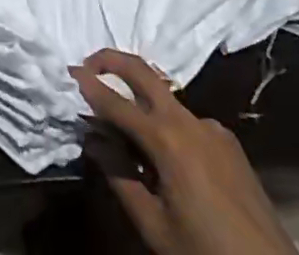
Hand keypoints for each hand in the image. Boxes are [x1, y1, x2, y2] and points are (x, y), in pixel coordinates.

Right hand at [72, 50, 296, 254]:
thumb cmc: (204, 251)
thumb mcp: (153, 225)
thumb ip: (121, 179)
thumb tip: (96, 142)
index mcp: (168, 141)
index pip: (119, 105)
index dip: (92, 87)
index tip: (70, 71)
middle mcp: (191, 121)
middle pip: (147, 75)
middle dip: (115, 62)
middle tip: (89, 64)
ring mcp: (213, 128)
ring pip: (168, 103)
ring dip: (141, 102)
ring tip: (122, 133)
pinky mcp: (227, 141)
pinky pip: (188, 124)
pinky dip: (167, 127)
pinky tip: (164, 161)